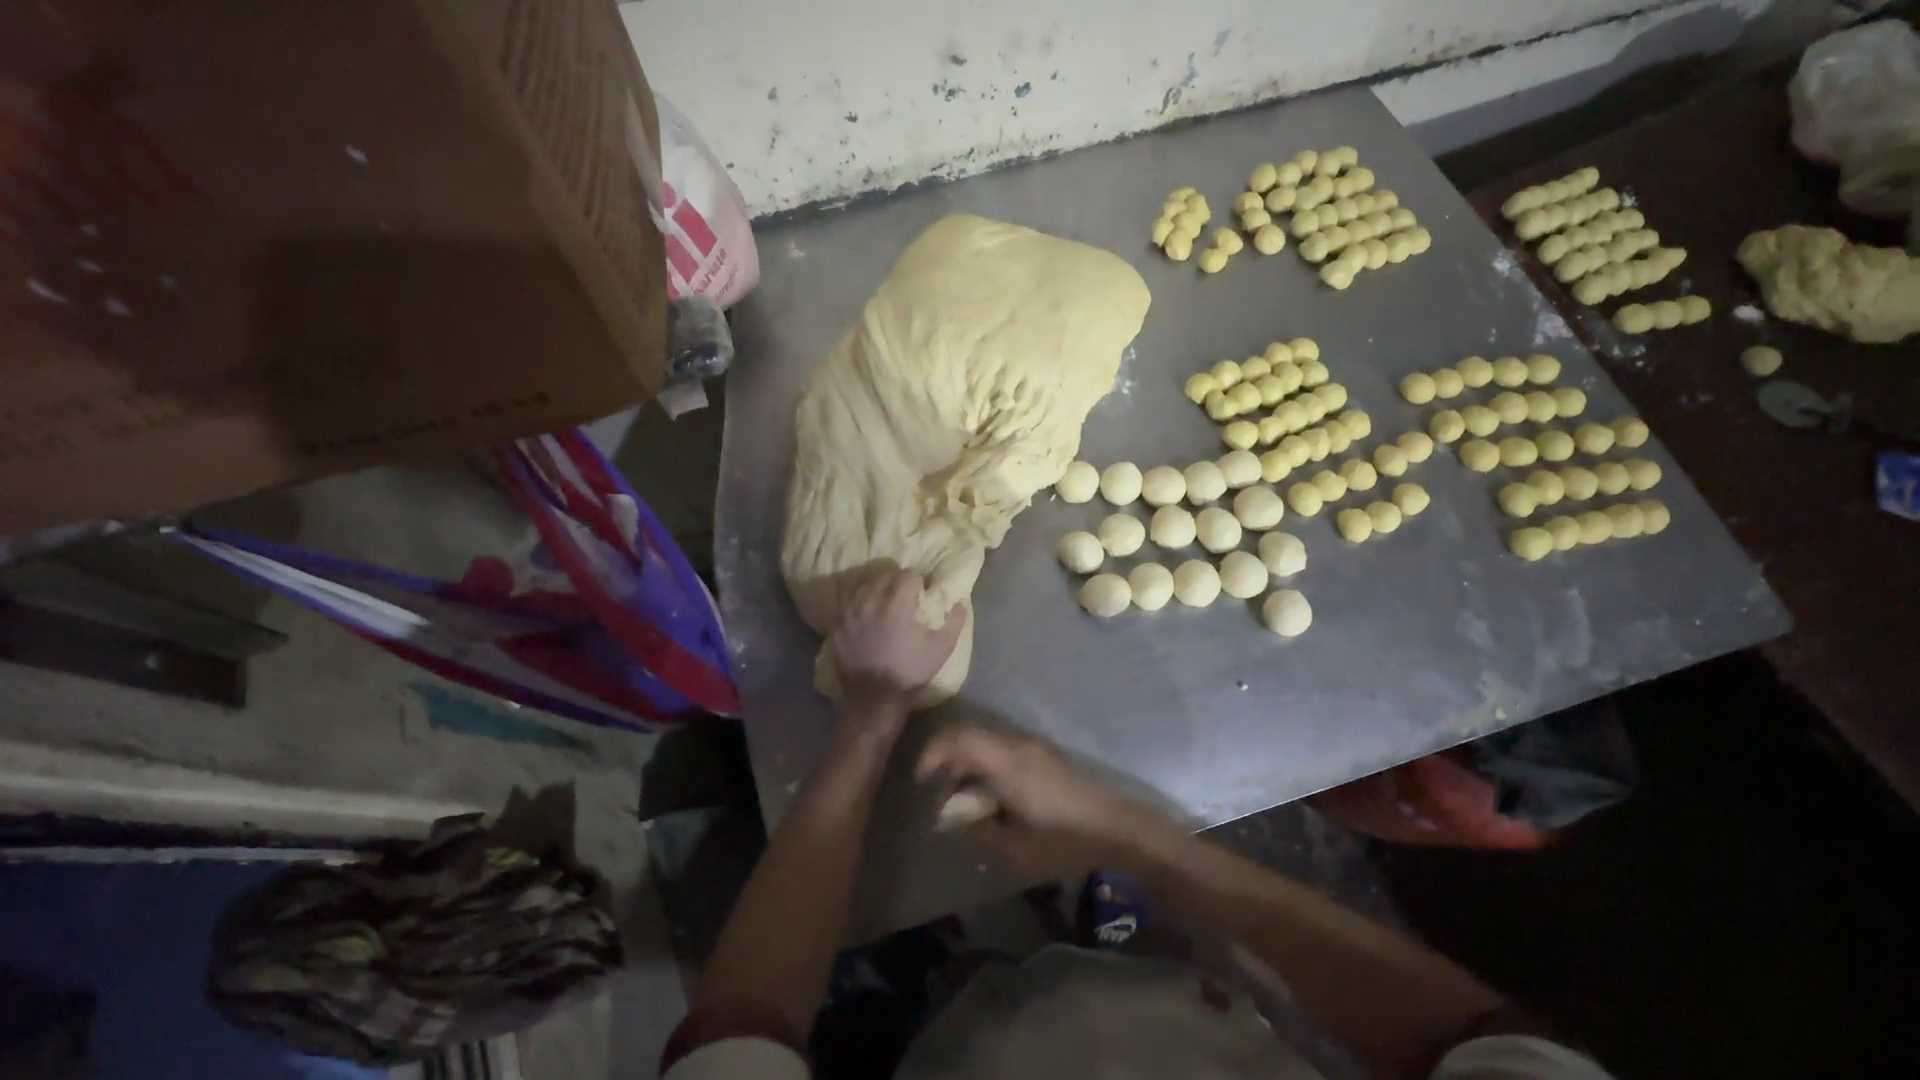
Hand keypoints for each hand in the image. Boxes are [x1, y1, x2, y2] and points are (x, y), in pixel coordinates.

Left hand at [829, 569, 965, 712]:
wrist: (875, 696)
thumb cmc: (911, 671)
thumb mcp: (942, 648)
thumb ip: (954, 622)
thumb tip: (960, 603)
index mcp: (896, 604)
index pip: (909, 575)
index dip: (919, 582)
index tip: (922, 592)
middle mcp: (871, 602)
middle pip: (885, 576)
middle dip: (897, 581)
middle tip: (904, 595)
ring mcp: (850, 613)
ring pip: (864, 586)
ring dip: (877, 589)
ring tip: (884, 602)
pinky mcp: (838, 625)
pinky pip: (849, 604)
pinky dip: (860, 604)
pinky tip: (867, 616)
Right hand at [917, 728, 1181, 879]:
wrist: (1118, 829)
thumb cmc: (1063, 839)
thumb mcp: (1014, 848)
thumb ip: (978, 830)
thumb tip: (954, 820)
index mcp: (1007, 761)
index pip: (958, 737)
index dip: (932, 753)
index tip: (920, 781)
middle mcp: (1018, 745)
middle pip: (969, 736)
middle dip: (945, 760)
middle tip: (935, 794)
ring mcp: (1033, 749)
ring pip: (986, 743)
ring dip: (966, 765)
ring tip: (959, 801)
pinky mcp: (1044, 758)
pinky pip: (1002, 751)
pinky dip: (985, 767)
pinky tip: (987, 798)